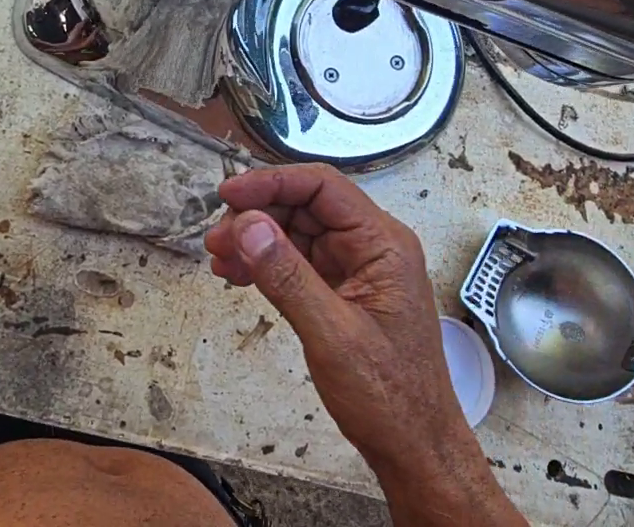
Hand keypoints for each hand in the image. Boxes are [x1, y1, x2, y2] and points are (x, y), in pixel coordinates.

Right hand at [204, 165, 462, 473]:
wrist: (415, 450)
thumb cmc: (389, 397)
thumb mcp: (332, 335)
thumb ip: (287, 276)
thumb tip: (248, 225)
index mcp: (383, 243)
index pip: (322, 187)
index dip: (271, 183)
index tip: (229, 195)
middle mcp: (371, 246)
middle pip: (304, 205)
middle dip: (257, 215)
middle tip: (218, 238)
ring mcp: (355, 267)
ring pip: (295, 231)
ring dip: (255, 239)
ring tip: (220, 257)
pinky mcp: (341, 288)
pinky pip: (296, 259)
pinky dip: (264, 263)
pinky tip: (237, 274)